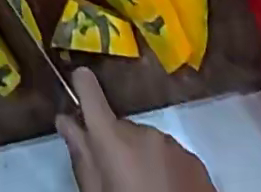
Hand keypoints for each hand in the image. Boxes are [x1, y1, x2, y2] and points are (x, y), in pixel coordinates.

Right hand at [57, 67, 216, 191]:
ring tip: (146, 190)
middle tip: (118, 179)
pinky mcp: (195, 161)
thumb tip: (65, 120)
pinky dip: (165, 169)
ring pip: (147, 143)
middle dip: (117, 147)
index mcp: (112, 139)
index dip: (82, 84)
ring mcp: (172, 144)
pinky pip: (171, 156)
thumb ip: (81, 156)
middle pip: (121, 128)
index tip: (79, 80)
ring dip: (142, 159)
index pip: (90, 93)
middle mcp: (142, 131)